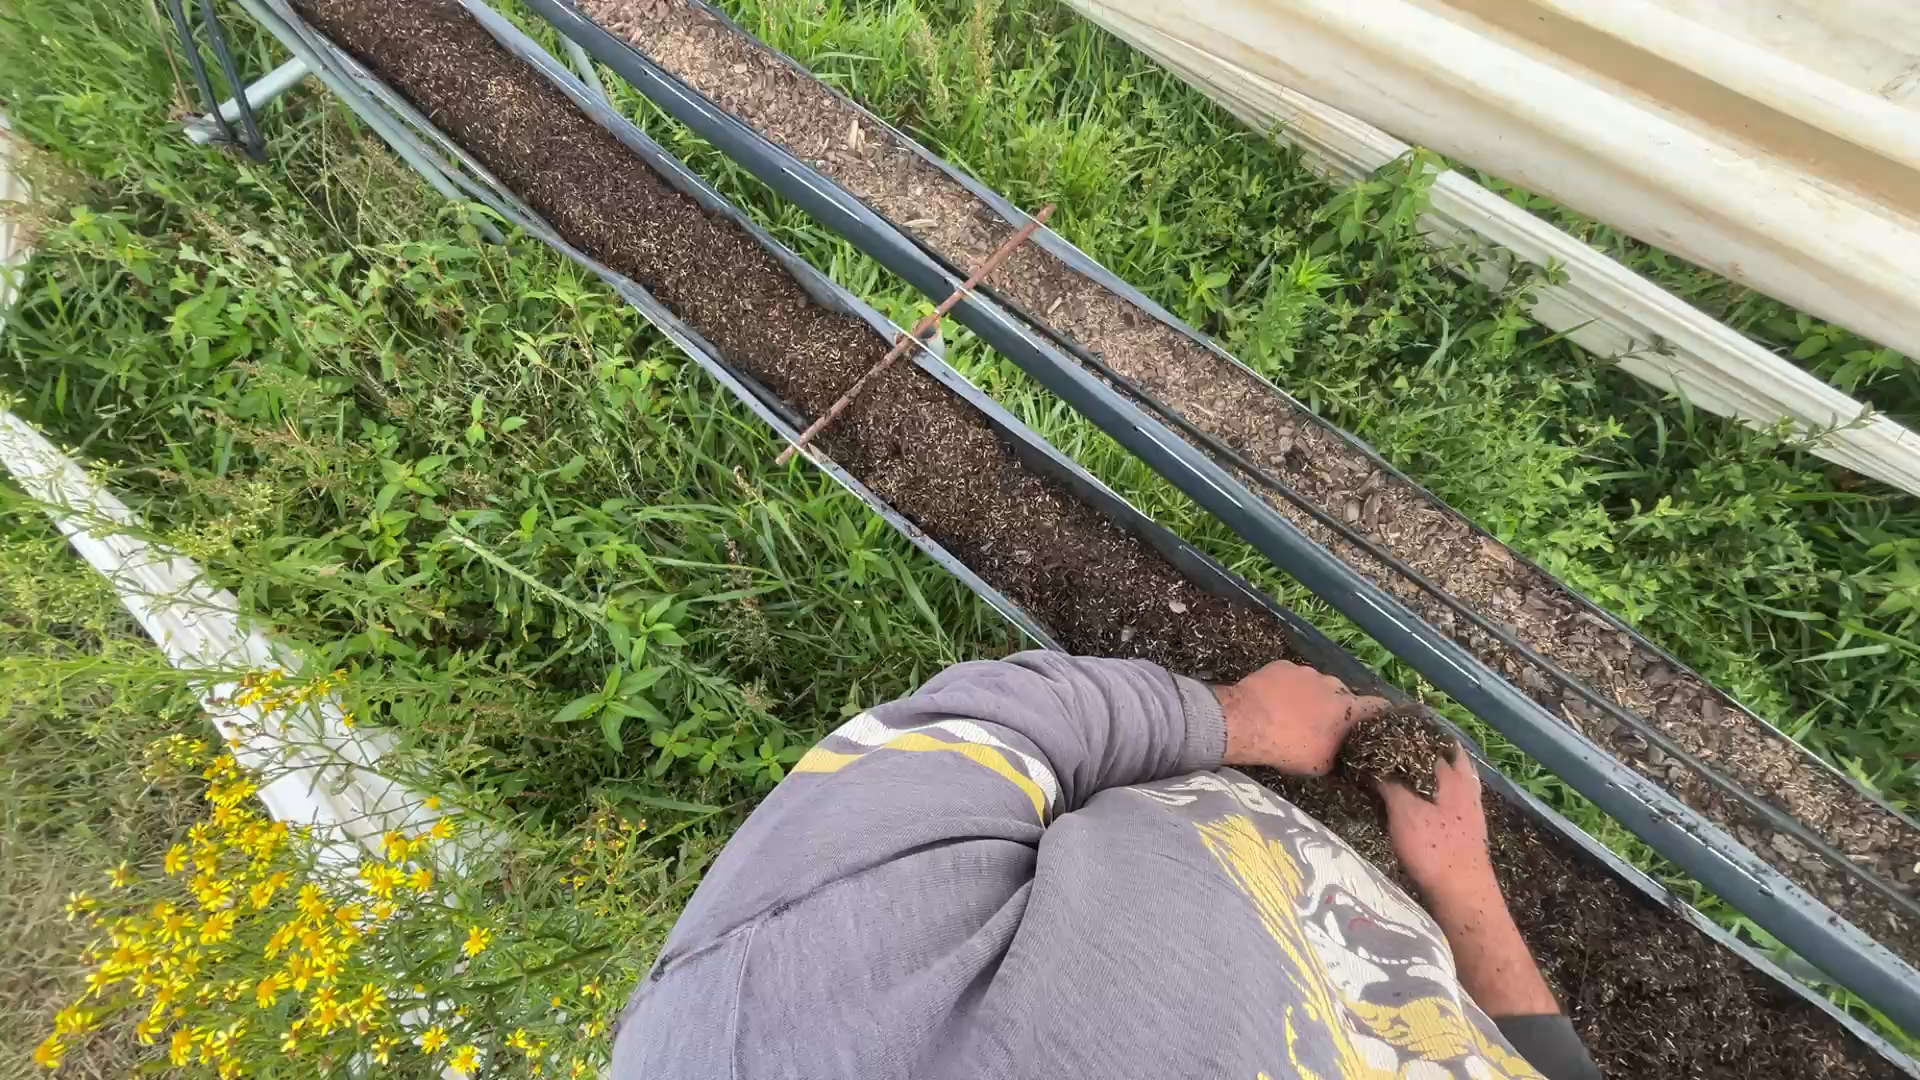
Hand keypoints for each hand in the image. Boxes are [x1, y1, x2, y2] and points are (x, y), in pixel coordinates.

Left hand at [1216, 661, 1389, 774]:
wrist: (1246, 722)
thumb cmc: (1288, 746)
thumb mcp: (1323, 763)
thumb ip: (1340, 751)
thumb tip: (1342, 748)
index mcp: (1347, 707)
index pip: (1378, 706)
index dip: (1380, 713)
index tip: (1379, 719)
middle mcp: (1330, 683)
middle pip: (1342, 694)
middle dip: (1336, 706)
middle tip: (1323, 722)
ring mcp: (1304, 671)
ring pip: (1315, 683)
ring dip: (1310, 695)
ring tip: (1293, 711)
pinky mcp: (1279, 664)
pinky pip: (1290, 676)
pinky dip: (1287, 686)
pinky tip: (1274, 699)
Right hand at [1381, 747, 1560, 1017]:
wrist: (1463, 894)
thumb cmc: (1433, 846)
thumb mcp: (1402, 808)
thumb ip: (1386, 780)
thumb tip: (1367, 758)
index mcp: (1451, 775)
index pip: (1433, 738)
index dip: (1412, 726)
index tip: (1389, 719)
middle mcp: (1464, 786)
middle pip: (1445, 753)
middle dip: (1420, 744)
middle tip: (1390, 739)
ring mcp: (1469, 807)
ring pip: (1449, 773)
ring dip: (1427, 765)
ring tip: (1399, 762)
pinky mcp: (1466, 826)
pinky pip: (1447, 793)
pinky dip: (1430, 786)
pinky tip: (1416, 794)